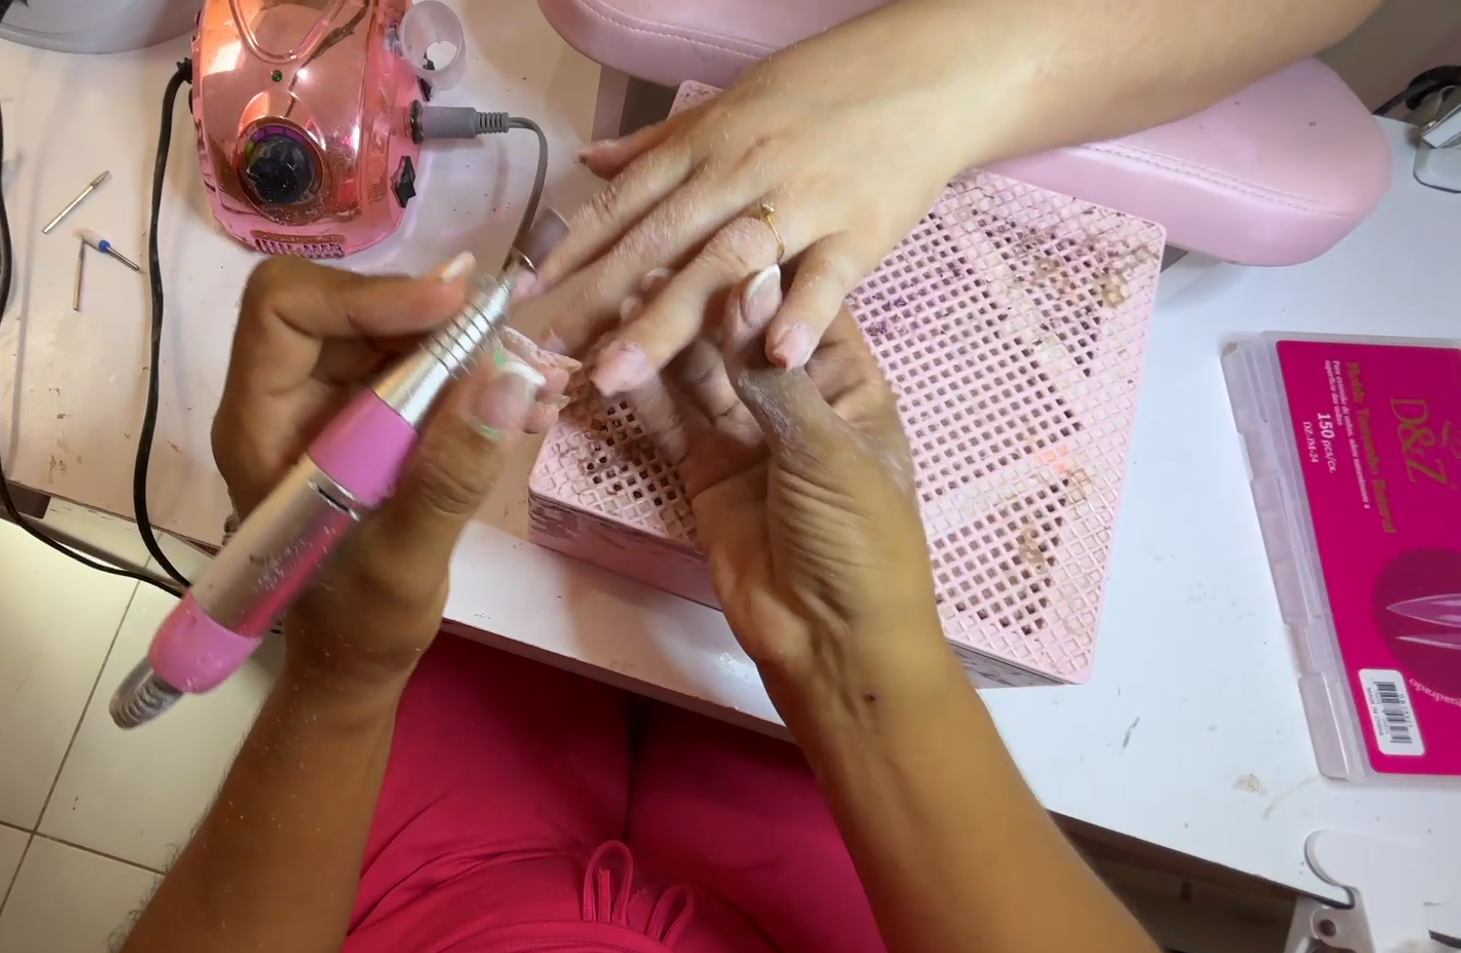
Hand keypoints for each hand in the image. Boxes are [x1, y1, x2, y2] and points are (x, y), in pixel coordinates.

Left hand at [212, 256, 574, 690]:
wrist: (356, 655)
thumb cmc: (360, 625)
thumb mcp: (406, 562)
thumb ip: (449, 478)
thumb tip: (510, 379)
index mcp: (262, 428)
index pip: (287, 311)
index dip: (367, 294)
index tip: (452, 307)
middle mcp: (289, 403)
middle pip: (350, 313)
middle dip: (435, 323)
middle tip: (510, 342)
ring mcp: (330, 412)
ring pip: (394, 339)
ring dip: (468, 352)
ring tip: (536, 383)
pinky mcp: (370, 427)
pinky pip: (421, 377)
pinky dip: (474, 384)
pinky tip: (525, 410)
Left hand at [532, 24, 982, 394]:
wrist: (935, 67)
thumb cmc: (820, 93)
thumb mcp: (728, 107)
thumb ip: (656, 147)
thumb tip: (588, 162)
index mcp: (703, 146)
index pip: (622, 205)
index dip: (570, 252)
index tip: (526, 301)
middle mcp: (738, 172)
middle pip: (656, 244)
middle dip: (597, 305)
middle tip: (550, 360)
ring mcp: (800, 200)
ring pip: (722, 264)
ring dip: (666, 322)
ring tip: (617, 376)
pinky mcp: (861, 228)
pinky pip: (826, 275)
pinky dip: (800, 314)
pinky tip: (771, 359)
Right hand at [626, 264, 943, 715]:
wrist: (828, 637)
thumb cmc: (858, 538)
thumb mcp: (826, 452)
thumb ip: (775, 376)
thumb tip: (749, 282)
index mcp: (846, 382)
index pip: (799, 309)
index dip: (756, 275)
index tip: (712, 234)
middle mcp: (791, 399)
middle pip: (738, 341)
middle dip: (697, 308)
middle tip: (649, 263)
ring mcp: (743, 435)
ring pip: (698, 379)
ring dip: (664, 345)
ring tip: (623, 300)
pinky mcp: (704, 470)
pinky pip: (672, 424)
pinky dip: (647, 397)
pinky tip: (618, 362)